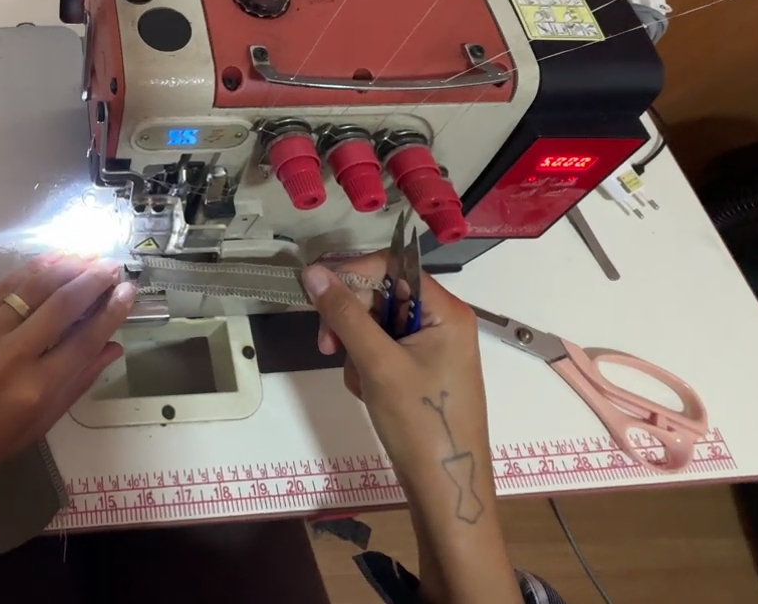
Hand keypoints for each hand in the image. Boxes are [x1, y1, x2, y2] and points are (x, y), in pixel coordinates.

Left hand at [0, 255, 135, 528]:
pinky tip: (49, 260)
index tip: (128, 291)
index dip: (112, 311)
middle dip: (93, 279)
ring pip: (33, 288)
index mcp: (36, 392)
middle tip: (113, 265)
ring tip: (87, 255)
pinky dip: (30, 270)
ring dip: (65, 266)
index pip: (85, 339)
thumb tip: (114, 347)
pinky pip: (2, 288)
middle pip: (63, 305)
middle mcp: (12, 358)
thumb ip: (78, 383)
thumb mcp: (39, 427)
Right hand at [301, 263, 492, 520]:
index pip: (392, 265)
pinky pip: (382, 347)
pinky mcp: (420, 369)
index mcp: (446, 312)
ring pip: (376, 322)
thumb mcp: (377, 363)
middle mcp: (442, 322)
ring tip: (357, 378)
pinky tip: (367, 389)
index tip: (319, 294)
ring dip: (355, 345)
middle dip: (349, 316)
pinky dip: (365, 363)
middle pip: (381, 292)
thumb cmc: (420, 422)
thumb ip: (344, 313)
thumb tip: (312, 271)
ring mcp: (432, 347)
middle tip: (327, 345)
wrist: (445, 491)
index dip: (353, 272)